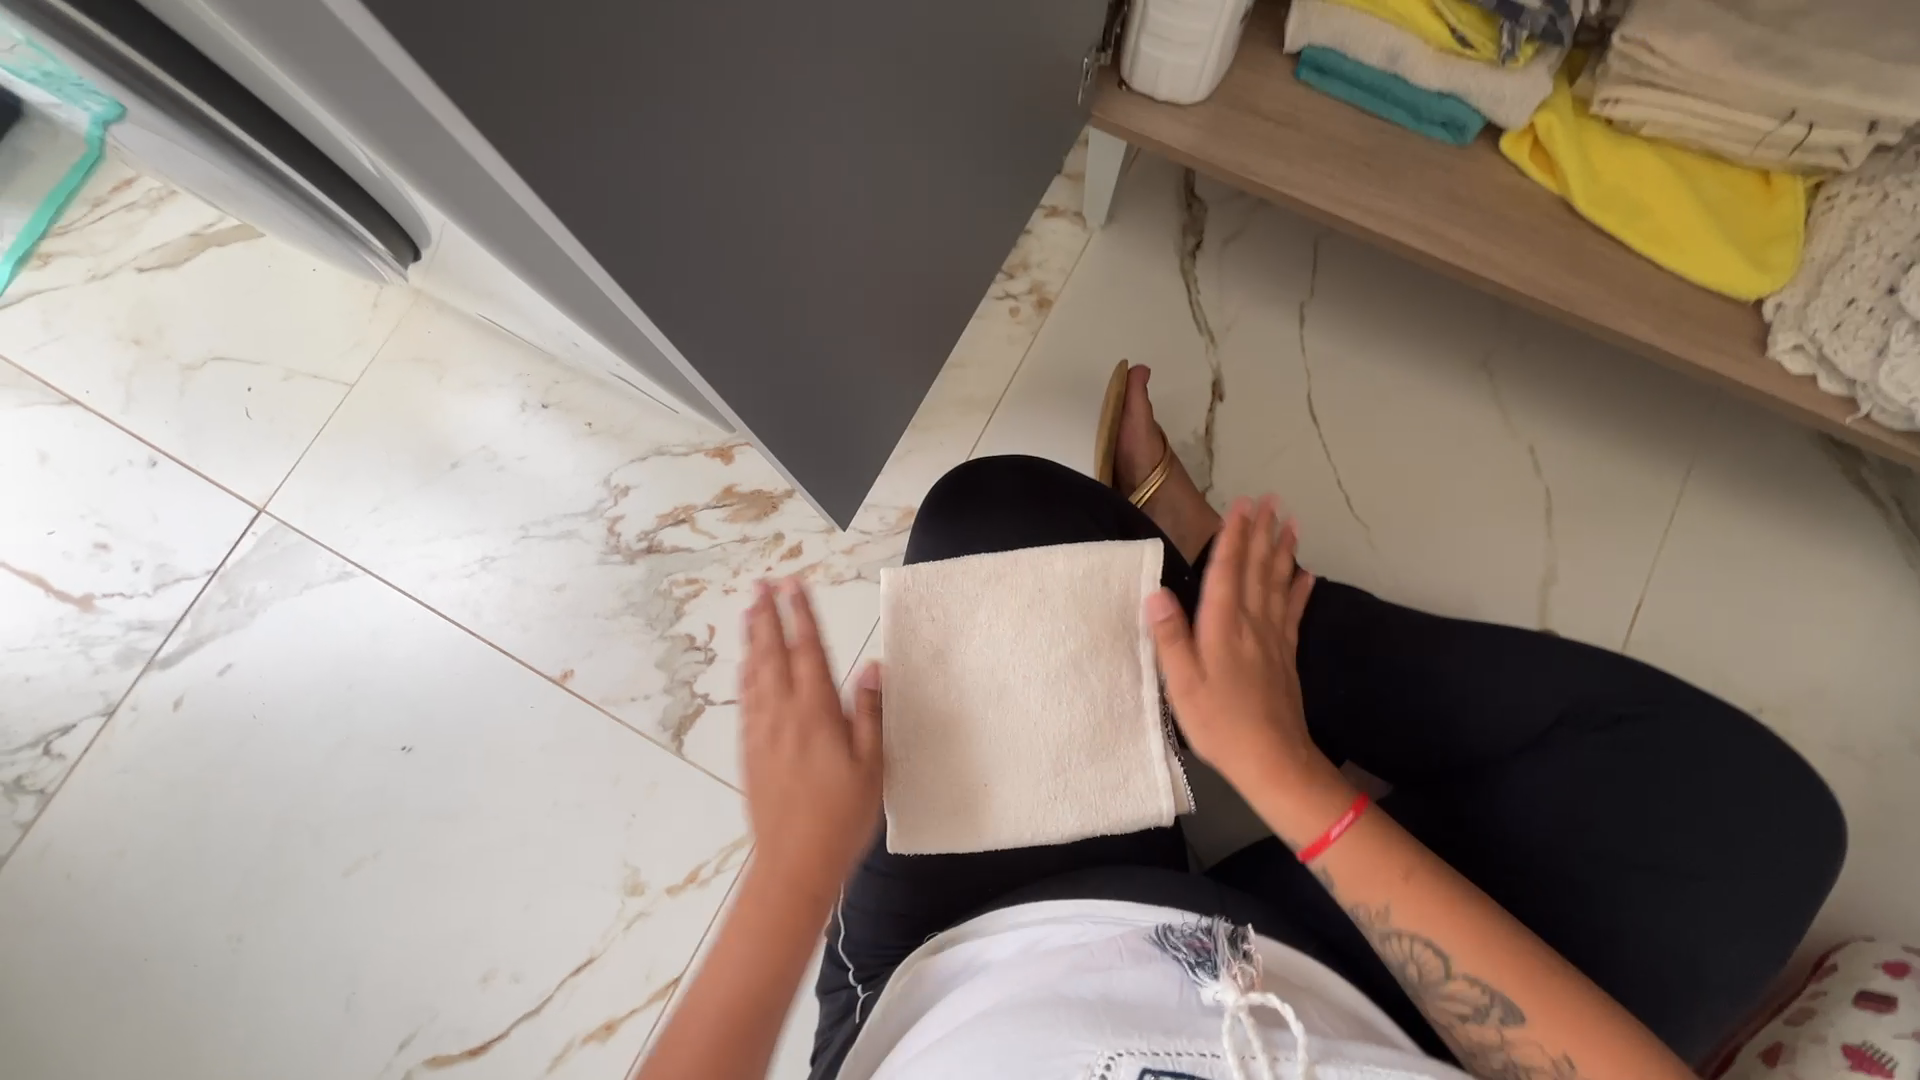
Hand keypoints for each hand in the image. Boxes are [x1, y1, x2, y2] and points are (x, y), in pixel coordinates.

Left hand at [739, 580, 883, 896]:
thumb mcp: (872, 765)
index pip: (808, 651)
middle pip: (773, 654)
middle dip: (768, 616)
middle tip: (761, 584)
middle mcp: (783, 713)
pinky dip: (746, 674)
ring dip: (753, 639)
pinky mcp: (750, 751)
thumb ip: (869, 712)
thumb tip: (873, 665)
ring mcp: (762, 732)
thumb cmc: (842, 814)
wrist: (793, 863)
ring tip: (750, 611)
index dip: (801, 615)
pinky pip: (746, 701)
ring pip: (754, 674)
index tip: (793, 585)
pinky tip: (746, 667)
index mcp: (816, 712)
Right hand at [1145, 497, 1328, 790]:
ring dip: (1283, 551)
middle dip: (1262, 532)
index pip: (1227, 571)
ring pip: (1278, 584)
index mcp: (1222, 627)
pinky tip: (1307, 575)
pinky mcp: (1285, 655)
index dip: (1233, 537)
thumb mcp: (1181, 684)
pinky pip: (1293, 613)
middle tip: (1271, 499)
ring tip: (1291, 523)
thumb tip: (1156, 593)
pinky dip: (1299, 591)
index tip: (1241, 505)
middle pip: (1257, 569)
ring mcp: (1272, 639)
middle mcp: (1250, 624)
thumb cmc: (1218, 723)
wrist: (1272, 759)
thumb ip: (1170, 637)